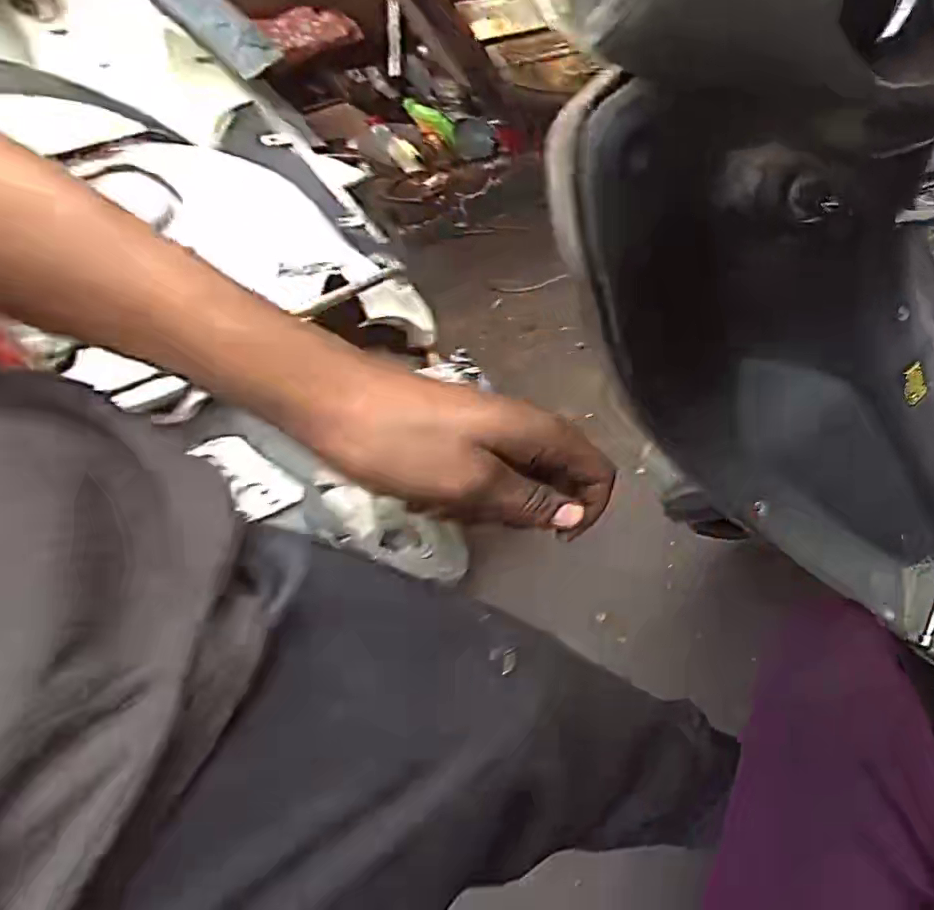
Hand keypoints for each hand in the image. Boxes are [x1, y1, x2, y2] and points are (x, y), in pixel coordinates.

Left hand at [291, 360, 616, 534]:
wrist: (334, 397)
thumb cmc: (404, 443)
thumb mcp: (470, 483)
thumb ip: (529, 502)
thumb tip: (576, 515)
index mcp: (544, 433)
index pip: (599, 472)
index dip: (590, 508)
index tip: (556, 537)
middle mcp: (533, 427)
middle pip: (566, 477)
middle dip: (534, 508)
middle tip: (486, 520)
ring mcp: (502, 428)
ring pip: (528, 478)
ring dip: (498, 503)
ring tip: (449, 505)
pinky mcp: (474, 433)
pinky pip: (497, 470)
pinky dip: (476, 490)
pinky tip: (435, 493)